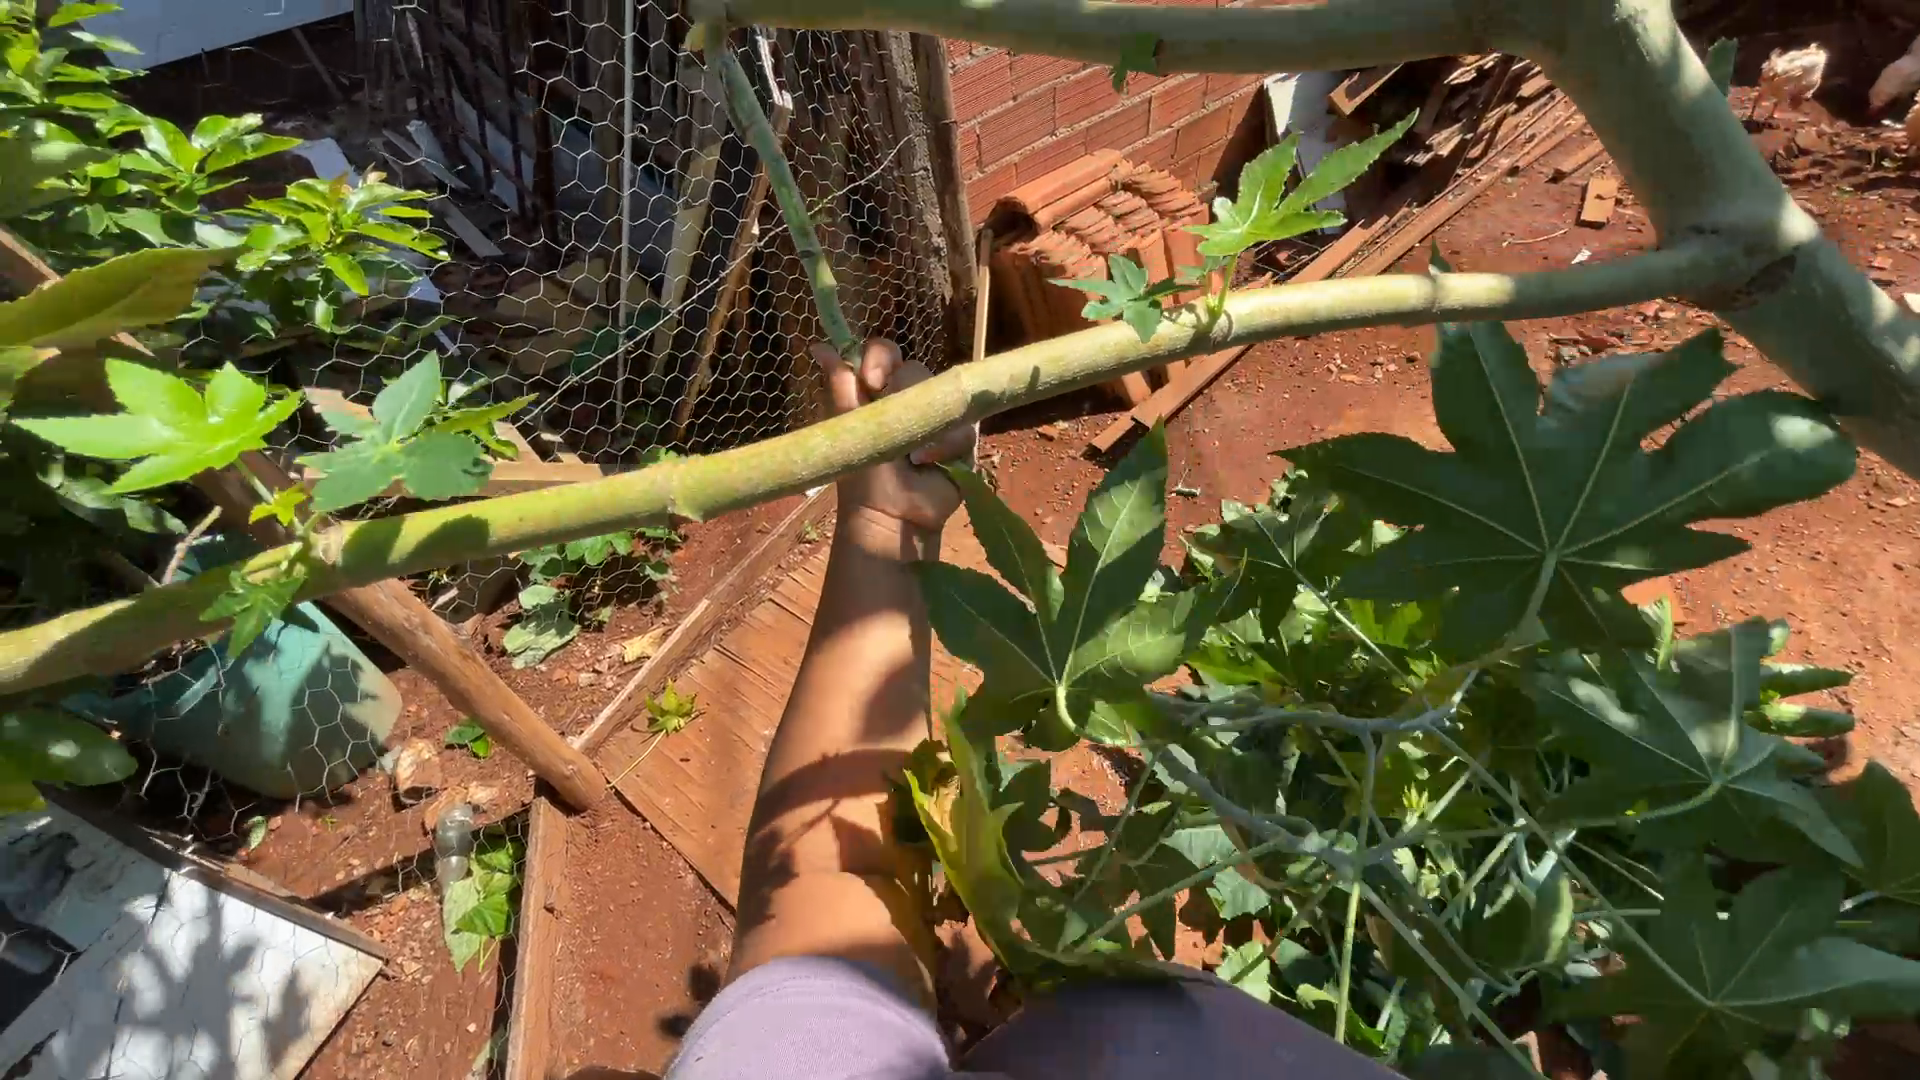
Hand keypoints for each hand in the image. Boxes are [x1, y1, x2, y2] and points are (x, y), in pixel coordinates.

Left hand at [810, 338, 975, 545]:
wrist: (891, 516)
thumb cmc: (865, 477)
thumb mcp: (850, 426)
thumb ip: (841, 385)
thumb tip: (818, 346)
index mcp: (879, 392)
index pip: (886, 353)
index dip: (881, 358)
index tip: (871, 380)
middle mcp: (910, 399)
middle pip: (915, 368)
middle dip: (902, 389)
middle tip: (891, 414)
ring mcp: (938, 418)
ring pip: (943, 393)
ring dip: (925, 426)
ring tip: (911, 457)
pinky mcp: (962, 440)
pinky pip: (964, 425)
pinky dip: (946, 445)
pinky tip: (929, 464)